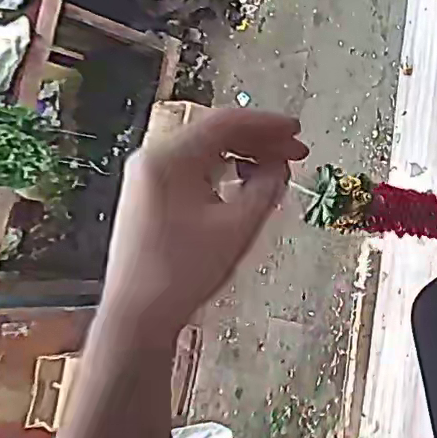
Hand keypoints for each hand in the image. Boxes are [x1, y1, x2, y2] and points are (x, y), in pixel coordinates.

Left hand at [100, 109, 307, 330]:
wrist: (138, 314)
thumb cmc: (186, 271)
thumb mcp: (238, 226)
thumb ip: (266, 187)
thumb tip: (280, 165)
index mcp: (169, 159)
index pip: (225, 123)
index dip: (267, 124)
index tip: (297, 130)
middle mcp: (154, 159)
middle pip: (215, 132)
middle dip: (260, 139)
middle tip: (296, 152)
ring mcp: (149, 175)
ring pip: (207, 148)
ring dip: (246, 153)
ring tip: (280, 167)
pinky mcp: (152, 193)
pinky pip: (196, 166)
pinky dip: (227, 167)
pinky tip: (250, 180)